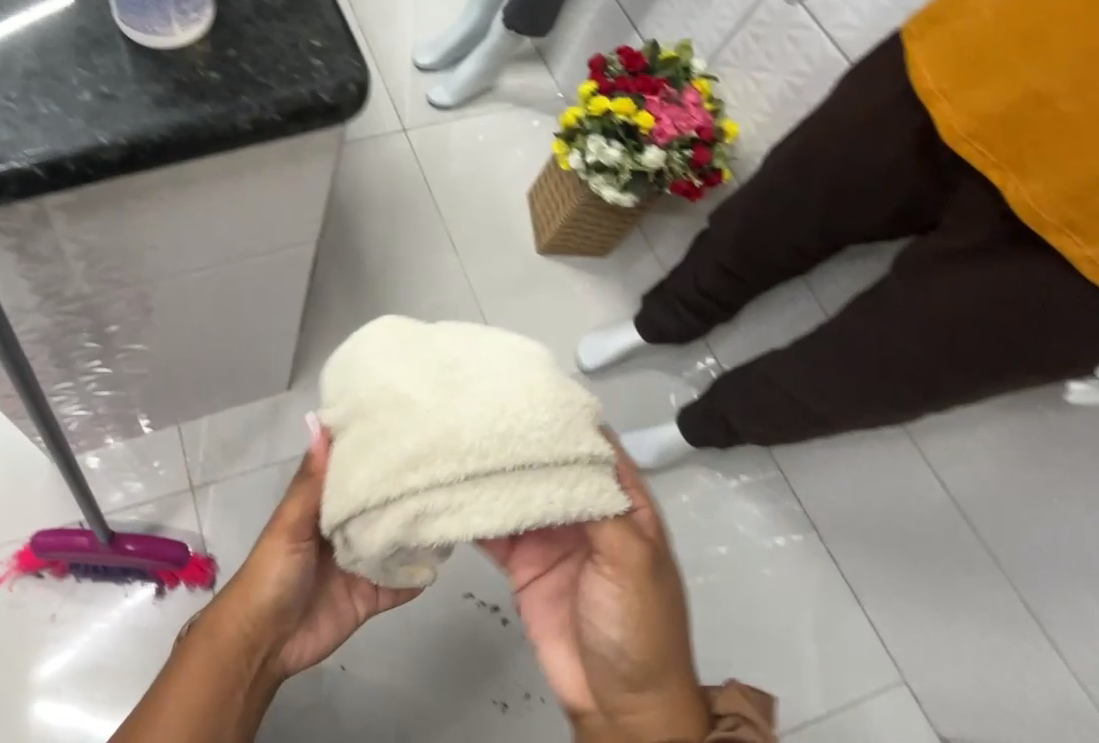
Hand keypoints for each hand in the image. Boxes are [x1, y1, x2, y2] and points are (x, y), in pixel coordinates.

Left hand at [202, 417, 422, 679]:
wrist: (264, 641)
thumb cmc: (271, 572)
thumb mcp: (290, 522)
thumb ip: (312, 482)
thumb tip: (322, 425)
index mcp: (320, 507)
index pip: (352, 474)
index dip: (373, 455)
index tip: (406, 429)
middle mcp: (342, 530)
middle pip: (377, 508)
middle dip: (403, 494)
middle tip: (443, 469)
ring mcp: (358, 564)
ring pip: (393, 542)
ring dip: (415, 532)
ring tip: (450, 508)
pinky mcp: (369, 597)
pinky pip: (399, 583)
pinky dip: (417, 575)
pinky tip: (443, 560)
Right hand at [481, 433, 707, 738]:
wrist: (618, 705)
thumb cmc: (643, 633)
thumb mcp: (632, 562)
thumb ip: (600, 508)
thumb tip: (571, 456)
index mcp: (624, 507)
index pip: (595, 450)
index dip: (569, 422)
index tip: (536, 393)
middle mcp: (586, 515)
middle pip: (550, 466)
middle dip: (523, 443)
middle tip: (485, 412)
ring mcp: (552, 538)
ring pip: (519, 493)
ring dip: (495, 473)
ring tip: (464, 443)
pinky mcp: (523, 564)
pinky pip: (494, 530)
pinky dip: (475, 512)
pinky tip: (454, 492)